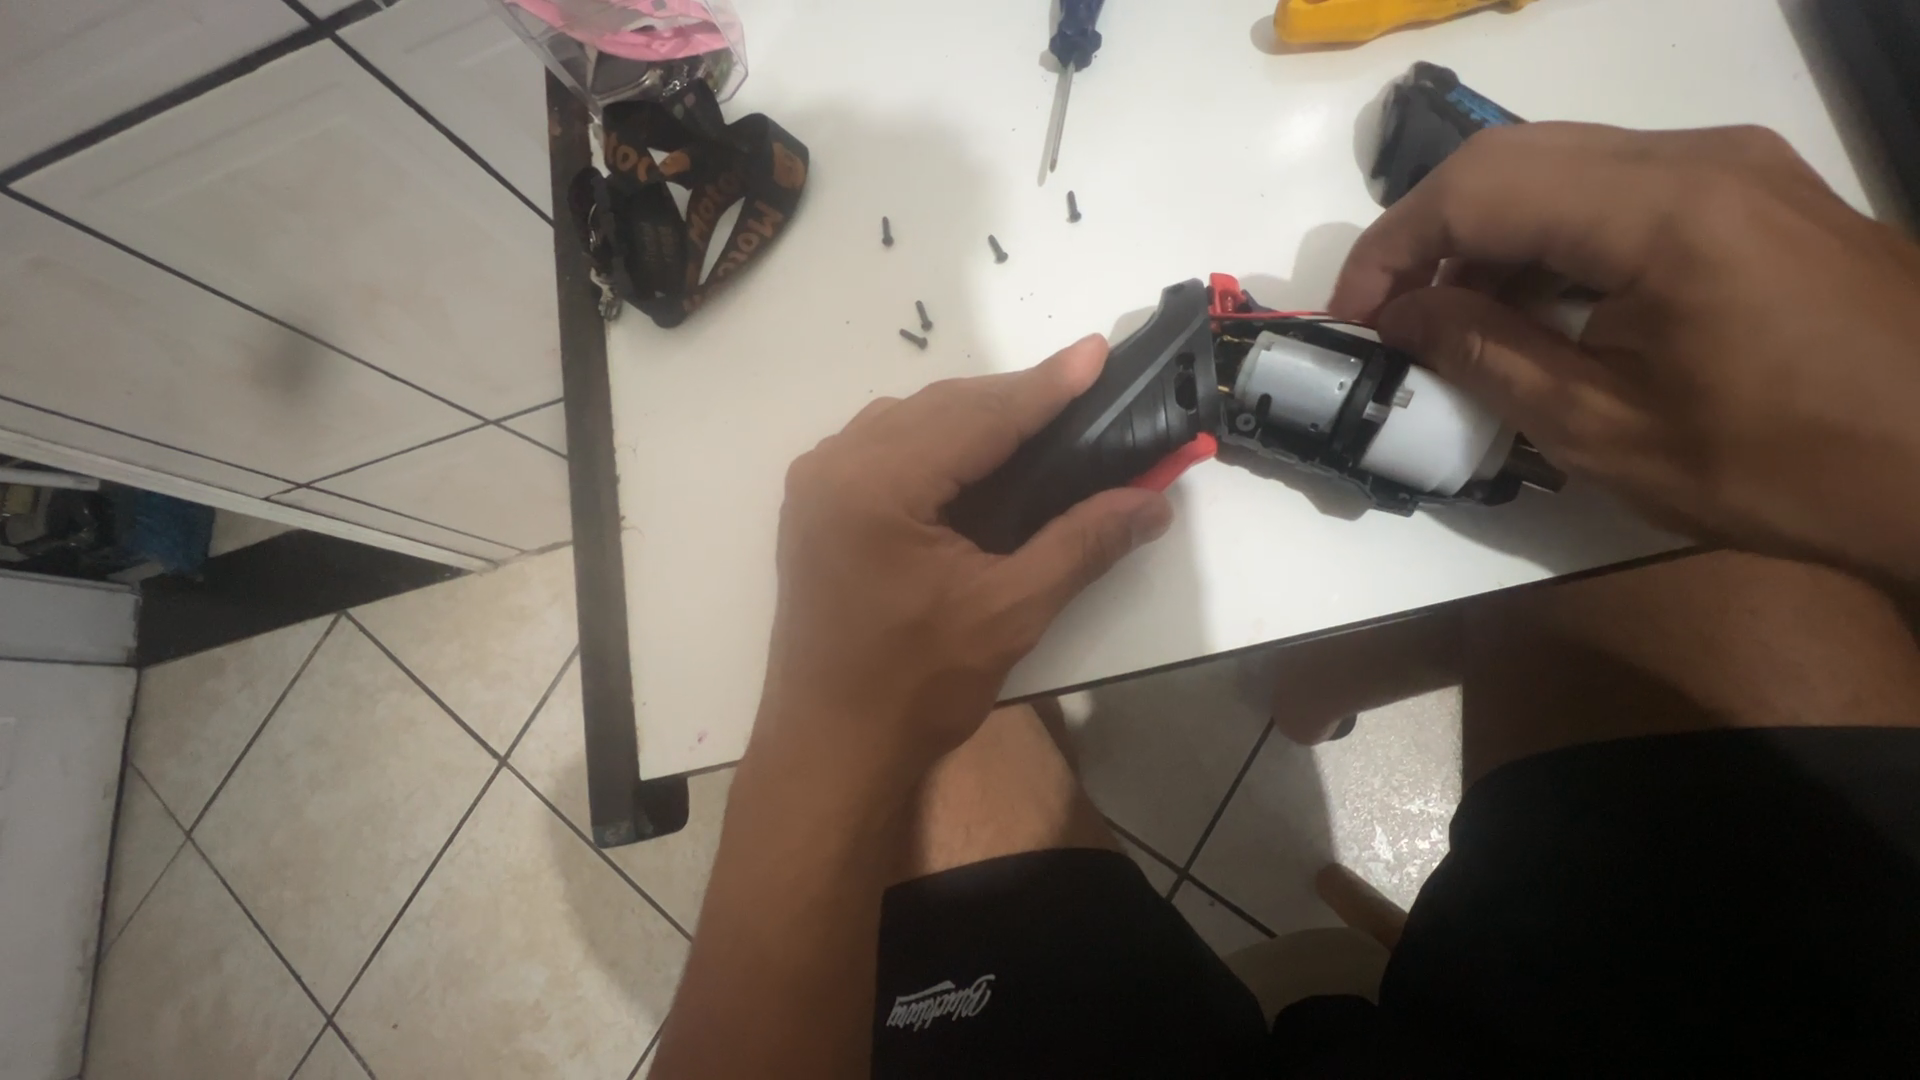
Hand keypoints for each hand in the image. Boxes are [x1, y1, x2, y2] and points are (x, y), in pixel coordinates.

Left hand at [752, 335, 1172, 796]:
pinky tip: (972, 459)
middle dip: (1012, 399)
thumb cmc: (916, 689)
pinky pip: (882, 446)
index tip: (1096, 353)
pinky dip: (935, 441)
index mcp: (875, 485)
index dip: (1045, 387)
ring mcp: (815, 484)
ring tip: (1036, 423)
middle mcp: (833, 466)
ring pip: (908, 421)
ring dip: (972, 417)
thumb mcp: (1009, 614)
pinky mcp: (815, 507)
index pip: (977, 417)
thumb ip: (1082, 544)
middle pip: (940, 408)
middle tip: (1079, 392)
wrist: (830, 749)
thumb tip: (1153, 501)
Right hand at [1330, 123, 1919, 582]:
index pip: (1476, 190)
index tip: (1353, 317)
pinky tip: (1518, 303)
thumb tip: (1400, 315)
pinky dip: (1530, 237)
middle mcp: (1695, 160)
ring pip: (1548, 164)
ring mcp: (1725, 168)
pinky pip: (1599, 188)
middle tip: (1384, 312)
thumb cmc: (1773, 463)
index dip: (1390, 249)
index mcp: (1662, 215)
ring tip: (1444, 317)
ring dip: (1472, 235)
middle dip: (1420, 233)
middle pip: (1505, 157)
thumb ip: (1484, 353)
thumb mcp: (1596, 426)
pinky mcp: (1738, 192)